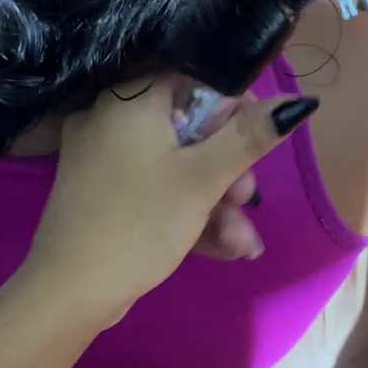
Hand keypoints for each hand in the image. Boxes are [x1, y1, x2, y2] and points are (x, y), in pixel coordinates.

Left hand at [19, 77, 317, 322]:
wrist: (69, 290)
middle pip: (186, 126)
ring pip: (172, 164)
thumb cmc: (139, 223)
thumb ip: (250, 137)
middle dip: (227, 169)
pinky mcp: (100, 192)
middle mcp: (109, 117)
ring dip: (214, 201)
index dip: (231, 108)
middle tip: (246, 200)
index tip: (255, 141)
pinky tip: (222, 248)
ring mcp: (100, 157)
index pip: (192, 77)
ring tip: (240, 242)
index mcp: (128, 98)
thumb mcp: (202, 179)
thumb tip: (298, 100)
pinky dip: (184, 212)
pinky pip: (151, 188)